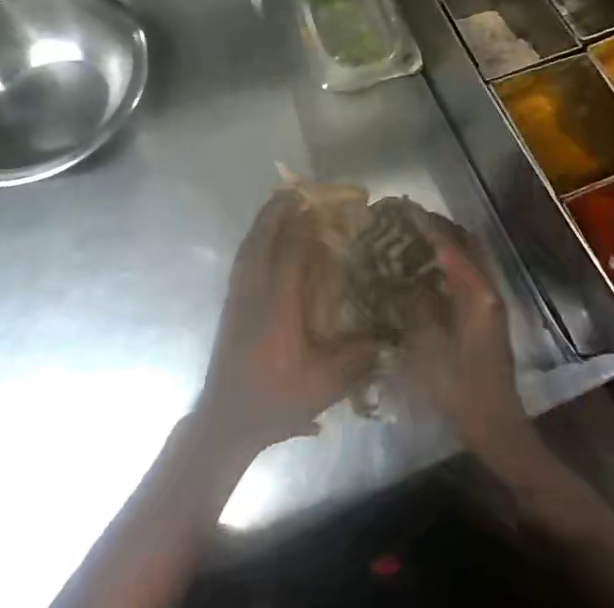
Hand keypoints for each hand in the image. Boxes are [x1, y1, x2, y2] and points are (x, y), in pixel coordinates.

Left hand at [200, 190, 376, 447]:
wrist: (225, 422)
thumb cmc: (274, 402)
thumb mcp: (323, 386)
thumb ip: (356, 359)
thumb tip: (388, 337)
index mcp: (277, 307)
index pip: (289, 254)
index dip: (302, 226)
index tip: (316, 204)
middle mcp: (254, 295)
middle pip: (261, 242)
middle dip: (275, 214)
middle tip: (292, 191)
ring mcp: (237, 301)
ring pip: (246, 251)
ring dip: (261, 225)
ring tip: (275, 206)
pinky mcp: (229, 310)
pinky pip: (240, 264)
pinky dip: (251, 244)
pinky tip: (258, 244)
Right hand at [398, 210, 529, 459]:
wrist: (495, 422)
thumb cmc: (460, 388)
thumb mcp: (427, 346)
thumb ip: (413, 305)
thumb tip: (394, 274)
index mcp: (477, 292)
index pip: (449, 245)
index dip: (424, 225)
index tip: (399, 210)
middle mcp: (489, 288)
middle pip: (465, 241)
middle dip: (436, 226)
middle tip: (403, 221)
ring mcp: (492, 300)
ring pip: (470, 255)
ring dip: (445, 242)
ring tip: (411, 237)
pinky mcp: (488, 312)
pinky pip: (470, 272)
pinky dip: (450, 260)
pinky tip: (425, 270)